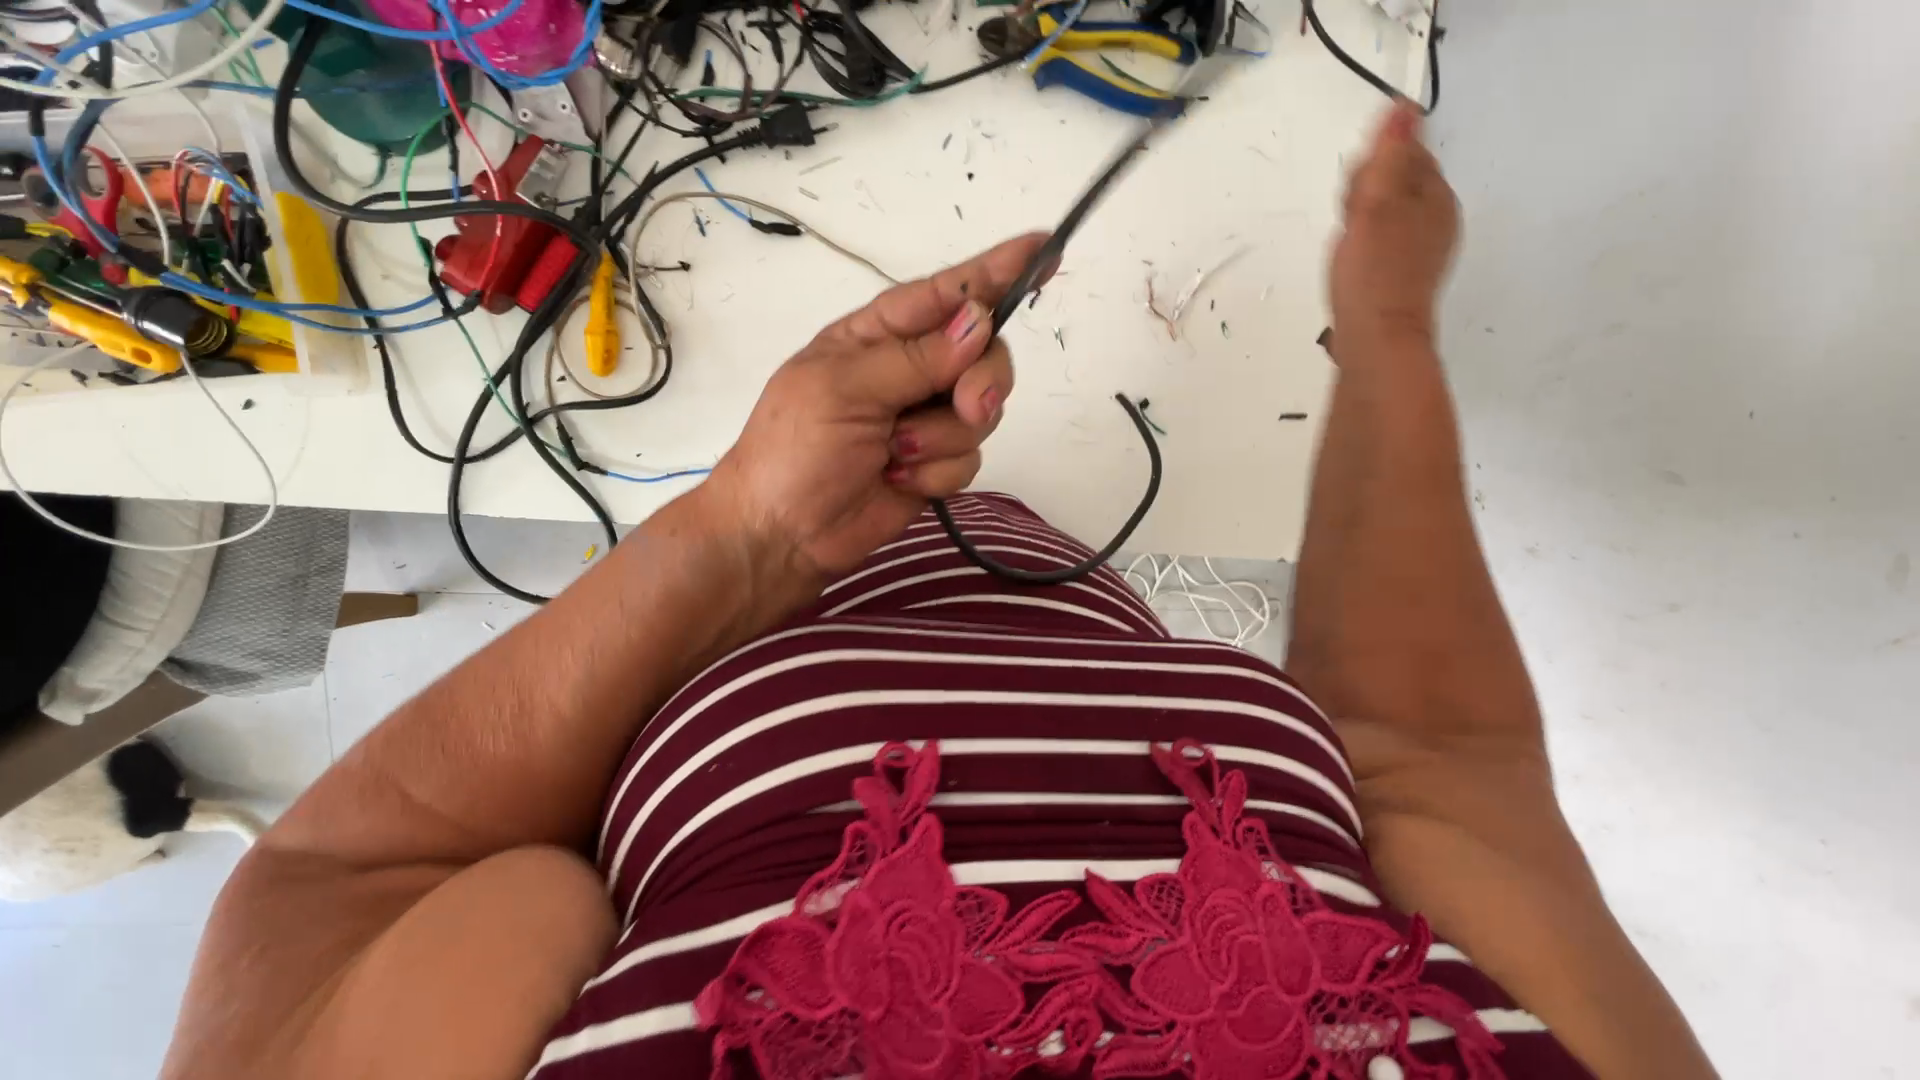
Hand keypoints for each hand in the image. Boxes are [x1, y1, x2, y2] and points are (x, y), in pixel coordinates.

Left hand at [703, 233, 1049, 584]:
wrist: (784, 535)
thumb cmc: (794, 450)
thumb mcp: (842, 389)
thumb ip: (914, 358)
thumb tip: (979, 323)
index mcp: (878, 334)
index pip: (946, 293)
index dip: (996, 272)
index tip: (1045, 249)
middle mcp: (910, 370)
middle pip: (984, 353)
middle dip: (982, 379)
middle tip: (967, 406)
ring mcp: (926, 419)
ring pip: (983, 410)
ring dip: (942, 438)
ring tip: (896, 456)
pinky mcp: (937, 465)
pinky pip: (970, 458)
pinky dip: (937, 474)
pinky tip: (898, 482)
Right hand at [1330, 100, 1459, 347]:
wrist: (1376, 343)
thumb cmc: (1372, 273)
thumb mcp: (1376, 204)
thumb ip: (1389, 155)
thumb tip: (1403, 107)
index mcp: (1435, 198)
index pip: (1404, 155)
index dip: (1370, 168)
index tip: (1354, 197)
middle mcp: (1436, 222)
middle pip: (1396, 186)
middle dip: (1364, 196)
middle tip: (1349, 226)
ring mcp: (1422, 254)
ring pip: (1386, 217)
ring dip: (1360, 224)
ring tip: (1347, 249)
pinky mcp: (1403, 280)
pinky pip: (1382, 246)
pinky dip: (1363, 249)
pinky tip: (1351, 267)